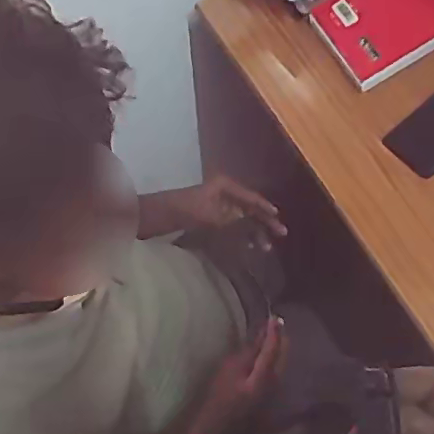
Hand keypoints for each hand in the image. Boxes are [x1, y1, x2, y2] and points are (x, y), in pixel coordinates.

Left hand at [154, 175, 286, 241]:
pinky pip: (231, 228)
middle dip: (264, 223)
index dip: (266, 209)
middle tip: (280, 235)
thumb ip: (234, 222)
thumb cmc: (180, 211)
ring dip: (254, 233)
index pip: (251, 198)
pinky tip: (249, 247)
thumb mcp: (210, 217)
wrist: (153, 217)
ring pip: (241, 220)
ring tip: (266, 247)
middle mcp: (222, 194)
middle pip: (249, 209)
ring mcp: (215, 207)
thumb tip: (255, 227)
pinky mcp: (208, 220)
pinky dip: (241, 237)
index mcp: (224, 186)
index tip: (278, 218)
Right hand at [191, 316, 286, 433]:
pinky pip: (276, 373)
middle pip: (283, 358)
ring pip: (281, 365)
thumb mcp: (228, 370)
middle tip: (276, 324)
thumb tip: (262, 337)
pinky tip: (267, 356)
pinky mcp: (268, 398)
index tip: (275, 316)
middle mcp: (274, 385)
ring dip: (278, 350)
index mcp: (264, 378)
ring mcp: (273, 393)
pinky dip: (274, 360)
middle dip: (280, 340)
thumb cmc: (216, 399)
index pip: (273, 349)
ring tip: (273, 336)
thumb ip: (248, 353)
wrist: (214, 429)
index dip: (274, 332)